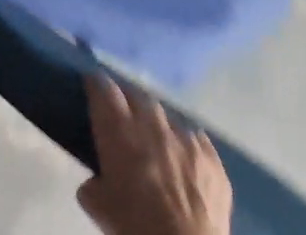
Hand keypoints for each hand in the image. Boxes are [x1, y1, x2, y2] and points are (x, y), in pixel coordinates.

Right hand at [78, 75, 232, 234]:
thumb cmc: (131, 222)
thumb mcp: (92, 197)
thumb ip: (95, 173)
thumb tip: (104, 173)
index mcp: (117, 131)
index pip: (104, 89)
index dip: (95, 83)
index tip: (90, 84)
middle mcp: (154, 130)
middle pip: (140, 97)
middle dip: (127, 96)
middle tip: (119, 106)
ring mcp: (189, 146)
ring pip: (170, 116)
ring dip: (157, 118)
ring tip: (152, 130)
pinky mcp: (215, 166)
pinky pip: (197, 138)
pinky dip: (185, 138)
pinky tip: (181, 149)